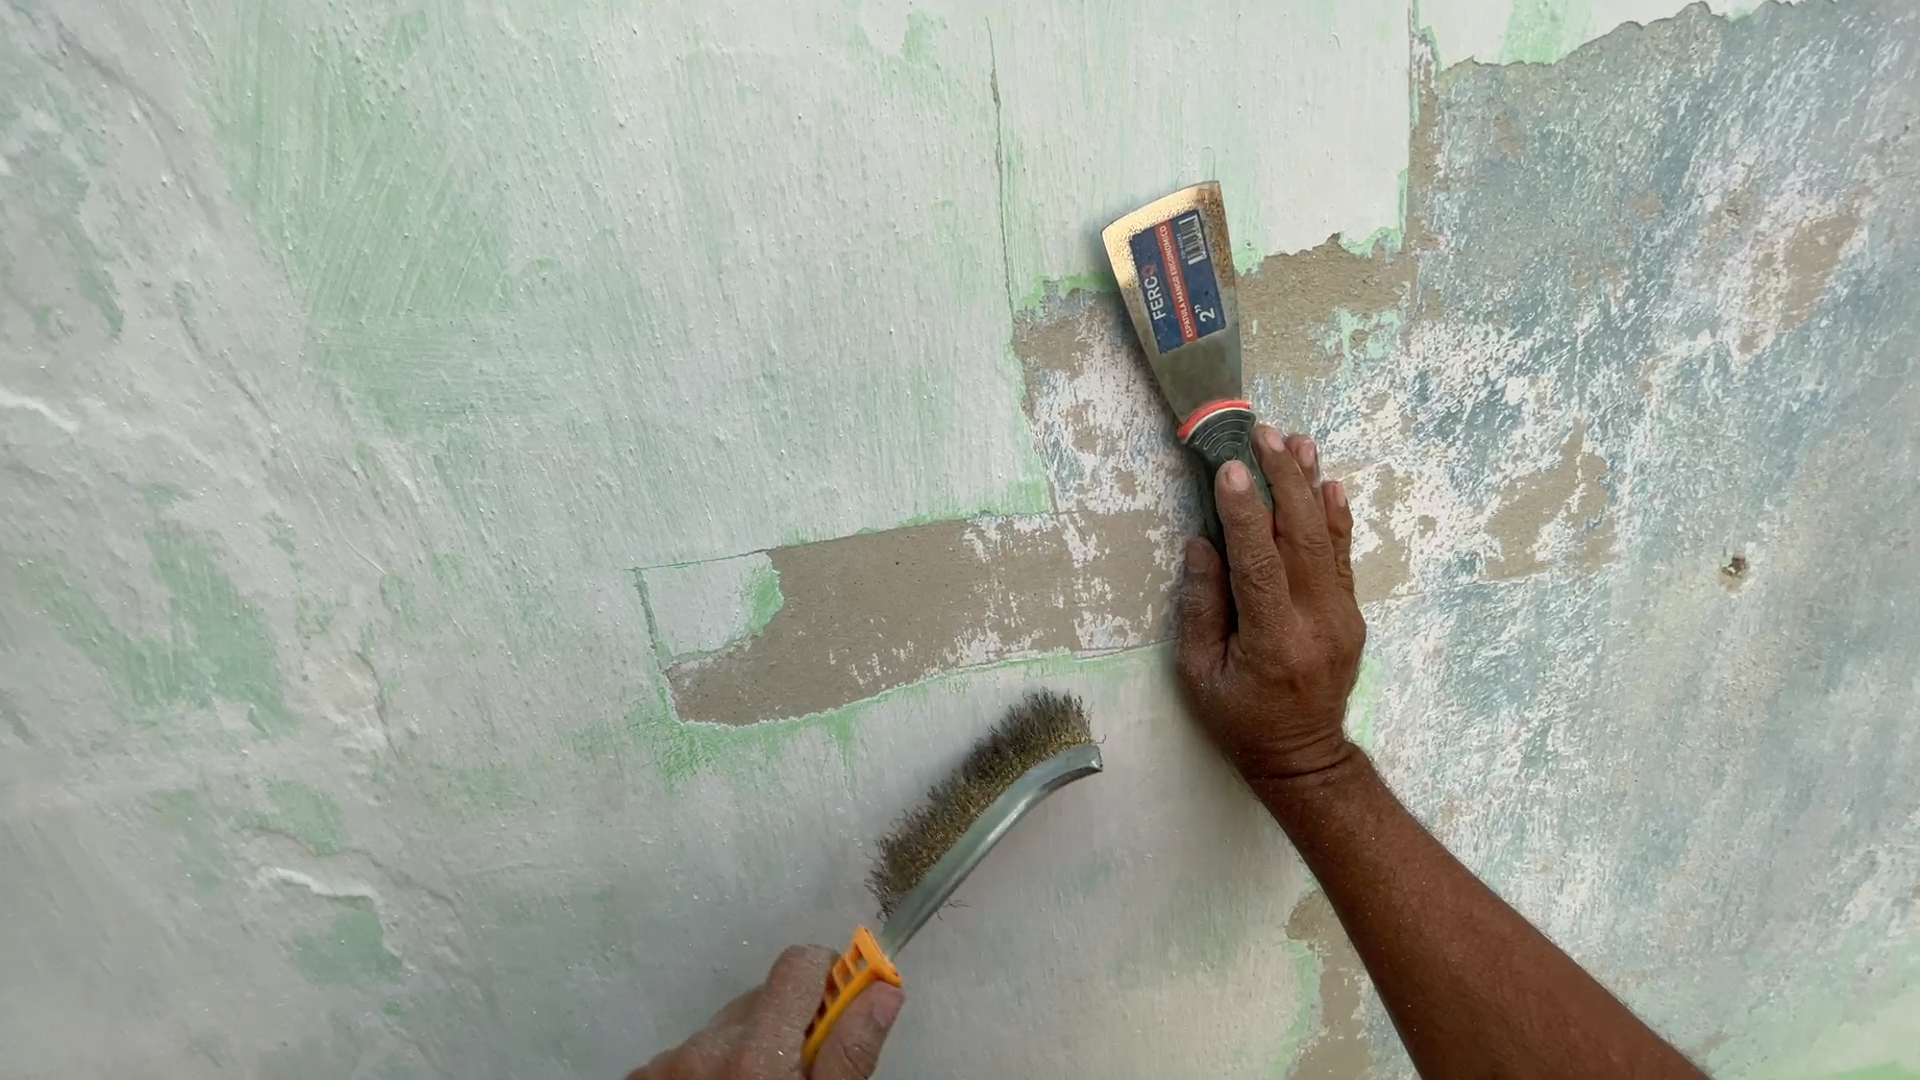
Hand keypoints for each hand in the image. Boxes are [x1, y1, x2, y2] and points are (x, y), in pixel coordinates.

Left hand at [629, 946, 903, 1079]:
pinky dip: (710, 1069)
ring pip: (727, 1027)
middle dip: (787, 1022)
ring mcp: (666, 1065)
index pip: (798, 963)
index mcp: (756, 1054)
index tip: (837, 1010)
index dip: (826, 975)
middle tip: (798, 1072)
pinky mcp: (641, 1078)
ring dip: (747, 1047)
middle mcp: (706, 1047)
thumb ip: (851, 1053)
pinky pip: (691, 1051)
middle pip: (762, 997)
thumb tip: (885, 989)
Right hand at [1177, 426, 1365, 782]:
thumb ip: (1200, 606)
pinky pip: (1344, 557)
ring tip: (1296, 441)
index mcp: (1273, 640)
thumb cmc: (1238, 718)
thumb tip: (1203, 544)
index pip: (1260, 563)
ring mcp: (1343, 615)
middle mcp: (1317, 621)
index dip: (1245, 513)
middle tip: (1263, 434)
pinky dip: (1336, 516)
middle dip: (1283, 480)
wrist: (1303, 757)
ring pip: (1330, 538)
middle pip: (1303, 537)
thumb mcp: (1198, 673)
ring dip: (1311, 485)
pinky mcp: (1351, 613)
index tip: (1230, 468)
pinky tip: (1328, 482)